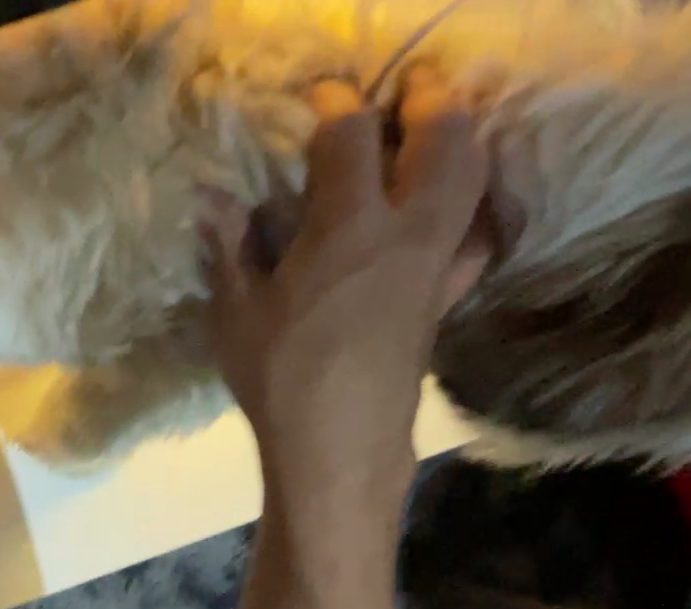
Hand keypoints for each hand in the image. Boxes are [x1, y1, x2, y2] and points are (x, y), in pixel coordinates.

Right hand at [204, 69, 489, 516]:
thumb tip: (211, 198)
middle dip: (427, 100)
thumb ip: (230, 247)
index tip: (319, 93)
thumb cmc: (276, 373)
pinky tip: (454, 210)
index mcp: (345, 227)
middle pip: (443, 137)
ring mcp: (436, 260)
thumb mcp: (236, 311)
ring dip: (462, 139)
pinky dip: (474, 206)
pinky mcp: (445, 292)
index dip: (335, 103)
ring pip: (475, 175)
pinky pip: (479, 233)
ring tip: (436, 130)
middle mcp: (406, 229)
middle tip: (402, 91)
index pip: (350, 139)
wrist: (337, 436)